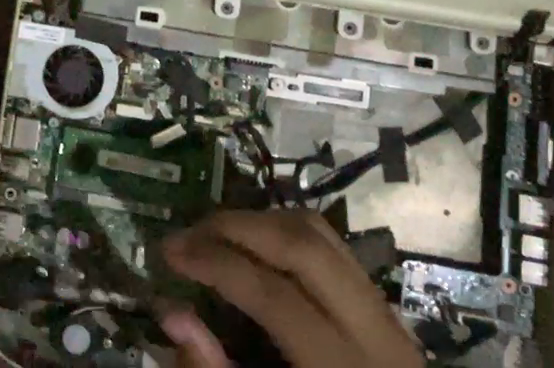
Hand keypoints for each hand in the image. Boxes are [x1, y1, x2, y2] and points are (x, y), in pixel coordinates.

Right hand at [159, 210, 423, 367]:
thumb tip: (171, 311)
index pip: (274, 295)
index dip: (215, 264)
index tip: (168, 251)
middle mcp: (374, 332)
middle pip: (301, 246)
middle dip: (235, 228)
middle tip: (186, 234)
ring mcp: (386, 313)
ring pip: (320, 234)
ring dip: (259, 222)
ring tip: (213, 234)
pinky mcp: (383, 307)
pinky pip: (332, 246)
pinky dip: (285, 232)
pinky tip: (253, 244)